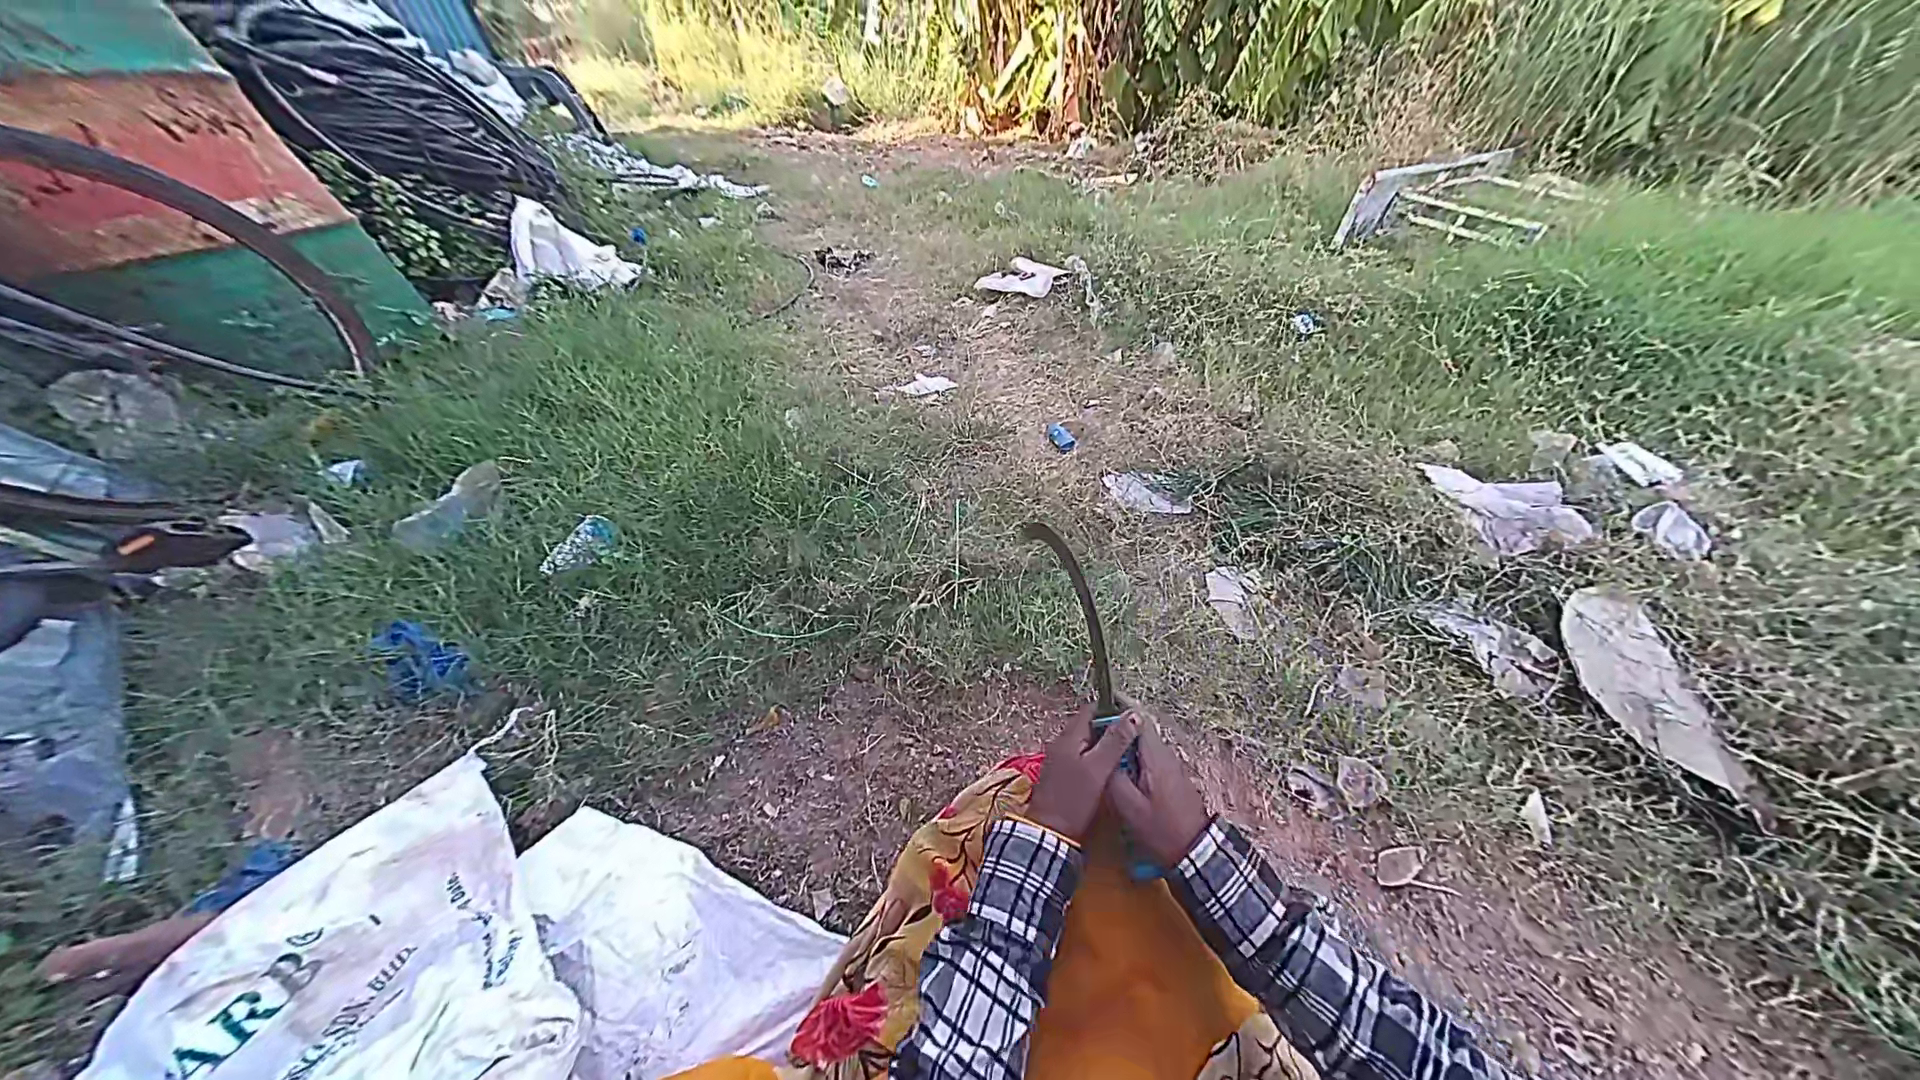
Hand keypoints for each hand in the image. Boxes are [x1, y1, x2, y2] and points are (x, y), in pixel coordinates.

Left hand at [1023, 706, 1140, 840]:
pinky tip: (1110, 767)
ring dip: (1105, 744)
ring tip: (1127, 751)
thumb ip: (1114, 741)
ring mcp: (1060, 758)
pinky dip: (1097, 757)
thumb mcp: (1098, 768)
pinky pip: (1083, 755)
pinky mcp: (1063, 772)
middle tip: (1134, 736)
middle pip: (1089, 725)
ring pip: (1087, 742)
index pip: (1091, 710)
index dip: (1112, 710)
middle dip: (1110, 728)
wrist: (1051, 830)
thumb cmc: (1074, 798)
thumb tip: (1132, 716)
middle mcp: (1062, 742)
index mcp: (1069, 737)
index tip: (1132, 718)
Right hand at [1102, 713, 1210, 866]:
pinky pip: (1147, 758)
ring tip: (1103, 755)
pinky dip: (1132, 760)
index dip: (1117, 711)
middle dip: (1116, 730)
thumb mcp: (1129, 806)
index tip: (1098, 711)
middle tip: (1094, 738)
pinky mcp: (1171, 776)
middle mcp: (1166, 755)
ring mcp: (1170, 765)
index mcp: (1156, 757)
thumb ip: (1114, 776)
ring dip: (1123, 747)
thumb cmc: (1162, 830)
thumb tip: (1103, 757)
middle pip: (1138, 730)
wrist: (1195, 852)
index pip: (1138, 719)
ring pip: (1142, 745)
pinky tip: (1120, 774)